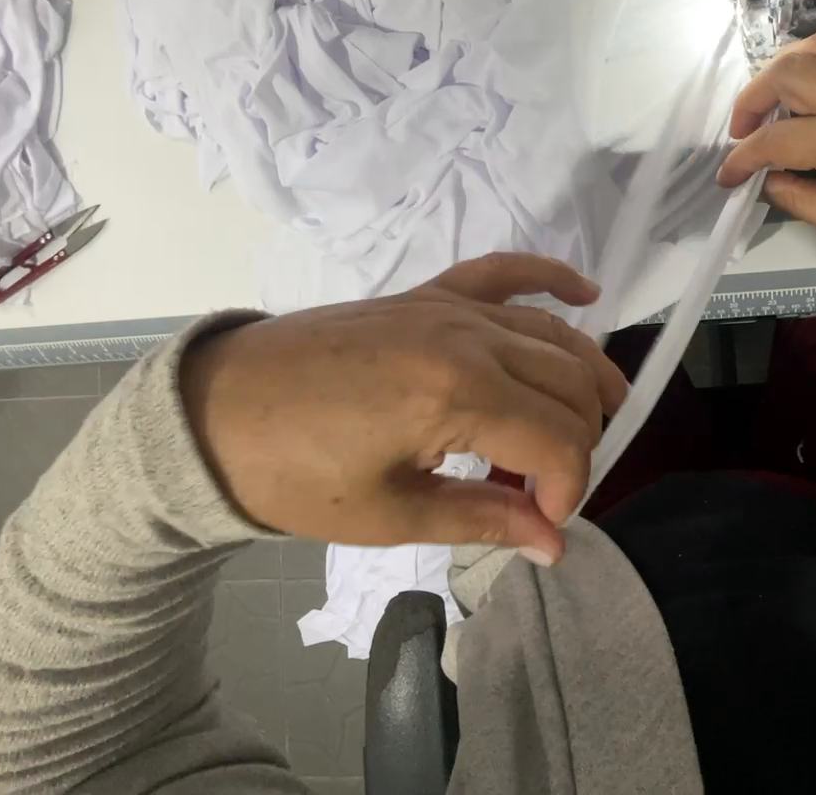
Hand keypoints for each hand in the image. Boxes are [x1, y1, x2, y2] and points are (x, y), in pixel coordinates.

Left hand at [180, 254, 628, 564]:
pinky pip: (504, 270)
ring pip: (552, 332)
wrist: (213, 413)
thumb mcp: (388, 514)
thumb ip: (482, 519)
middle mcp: (467, 337)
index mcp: (455, 393)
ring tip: (602, 413)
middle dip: (583, 438)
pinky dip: (551, 276)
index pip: (558, 437)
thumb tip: (552, 544)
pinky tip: (586, 291)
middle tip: (556, 484)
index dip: (569, 487)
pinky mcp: (429, 292)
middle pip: (569, 381)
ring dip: (586, 373)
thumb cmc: (292, 474)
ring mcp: (449, 306)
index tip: (545, 522)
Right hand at [717, 30, 815, 256]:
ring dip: (783, 68)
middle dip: (752, 100)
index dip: (742, 159)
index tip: (728, 175)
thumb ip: (801, 199)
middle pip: (785, 74)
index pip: (774, 140)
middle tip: (743, 130)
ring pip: (815, 45)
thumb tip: (768, 180)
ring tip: (774, 98)